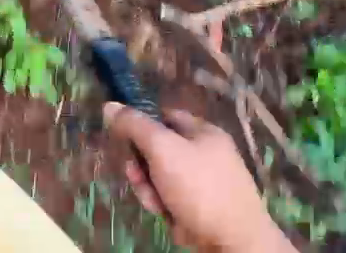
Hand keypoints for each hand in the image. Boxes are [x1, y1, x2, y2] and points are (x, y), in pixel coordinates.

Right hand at [103, 103, 293, 252]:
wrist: (236, 246)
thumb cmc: (200, 188)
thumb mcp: (161, 148)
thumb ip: (133, 124)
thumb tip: (109, 105)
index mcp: (205, 133)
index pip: (162, 115)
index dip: (140, 122)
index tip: (122, 134)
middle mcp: (206, 155)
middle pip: (156, 147)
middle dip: (139, 161)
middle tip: (135, 172)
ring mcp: (204, 184)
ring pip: (159, 174)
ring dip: (146, 185)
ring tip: (152, 199)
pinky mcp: (200, 208)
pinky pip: (169, 196)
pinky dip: (160, 202)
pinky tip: (162, 212)